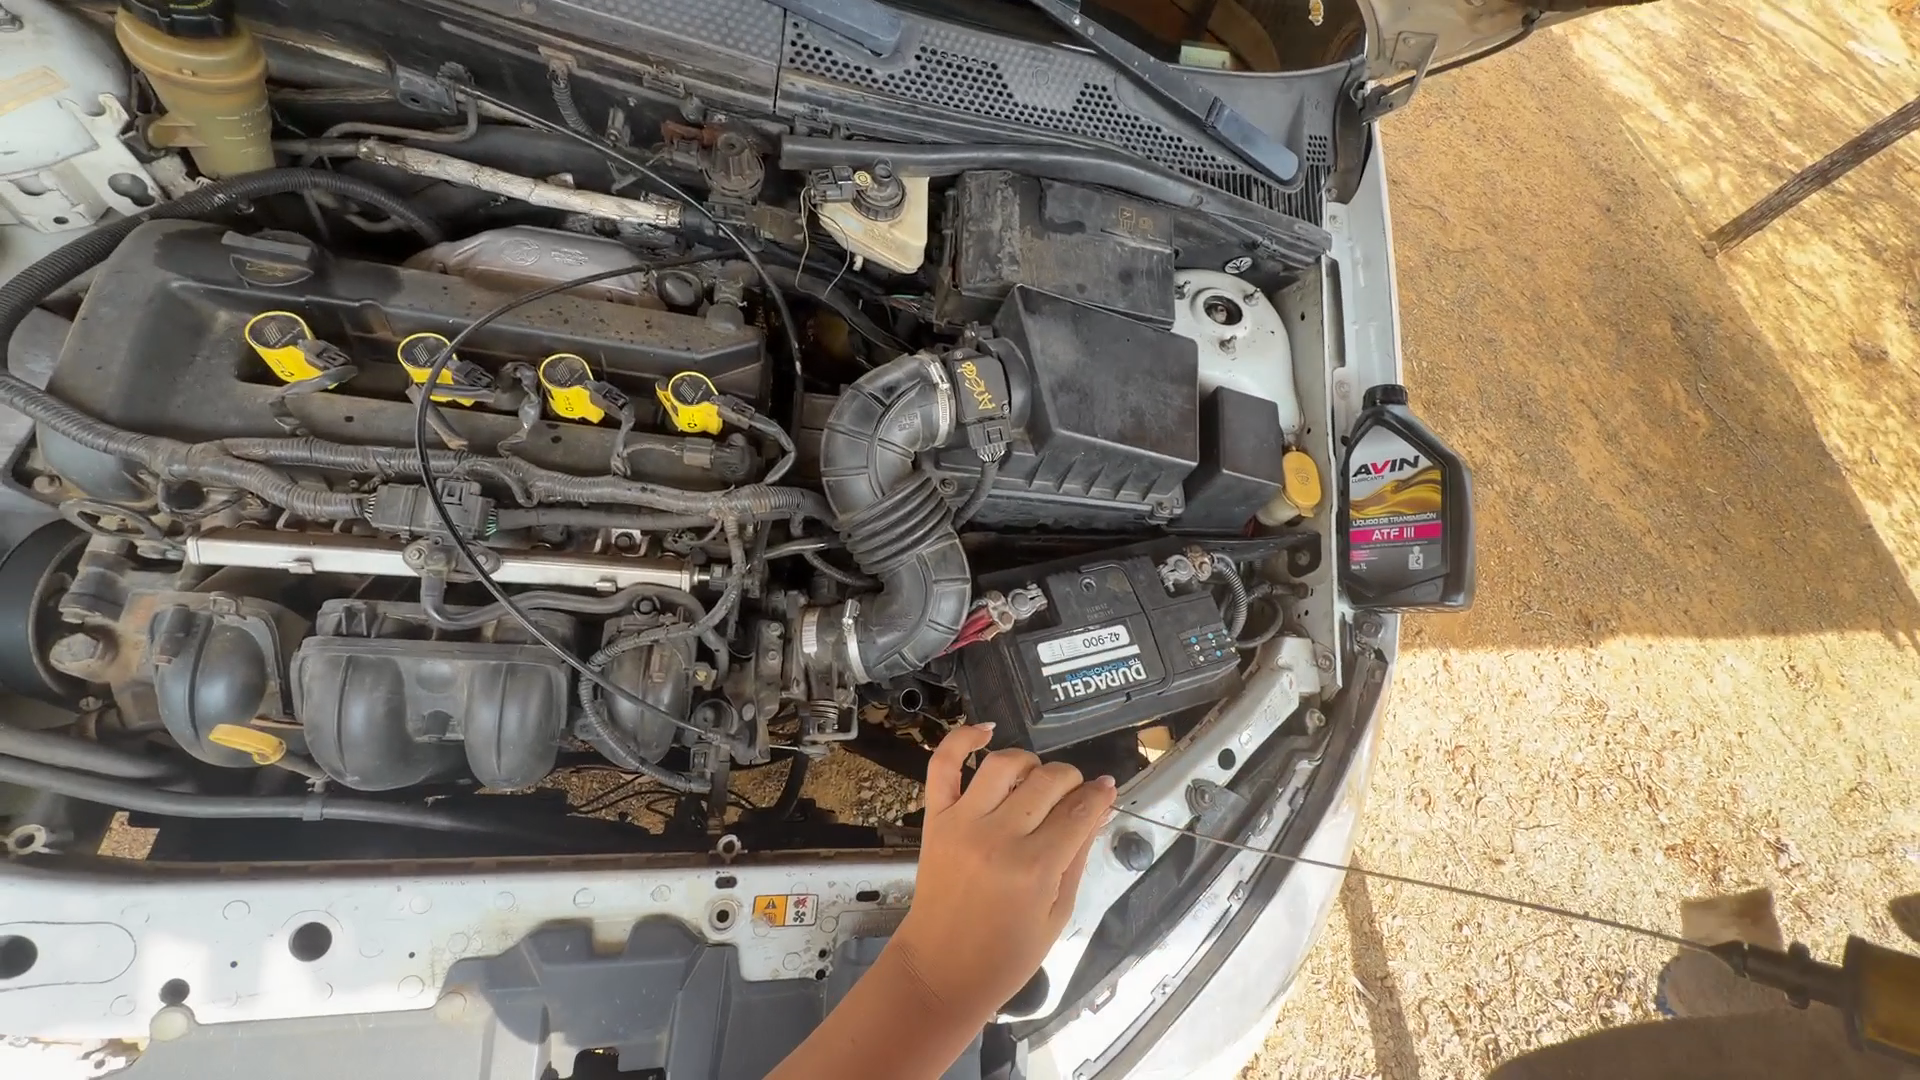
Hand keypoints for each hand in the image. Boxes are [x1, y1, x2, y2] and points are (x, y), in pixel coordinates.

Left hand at [886, 724, 1116, 1019]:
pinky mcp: (934, 818)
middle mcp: (998, 837)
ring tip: (1037, 777)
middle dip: (1071, 780)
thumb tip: (1097, 808)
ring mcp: (962, 822)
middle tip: (1074, 792)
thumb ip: (1077, 857)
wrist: (941, 970)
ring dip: (1029, 762)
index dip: (1099, 795)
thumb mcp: (1057, 915)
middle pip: (1047, 782)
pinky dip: (962, 738)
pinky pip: (943, 765)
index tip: (1106, 787)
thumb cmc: (1005, 955)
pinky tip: (986, 730)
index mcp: (1034, 868)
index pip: (1078, 812)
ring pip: (1003, 764)